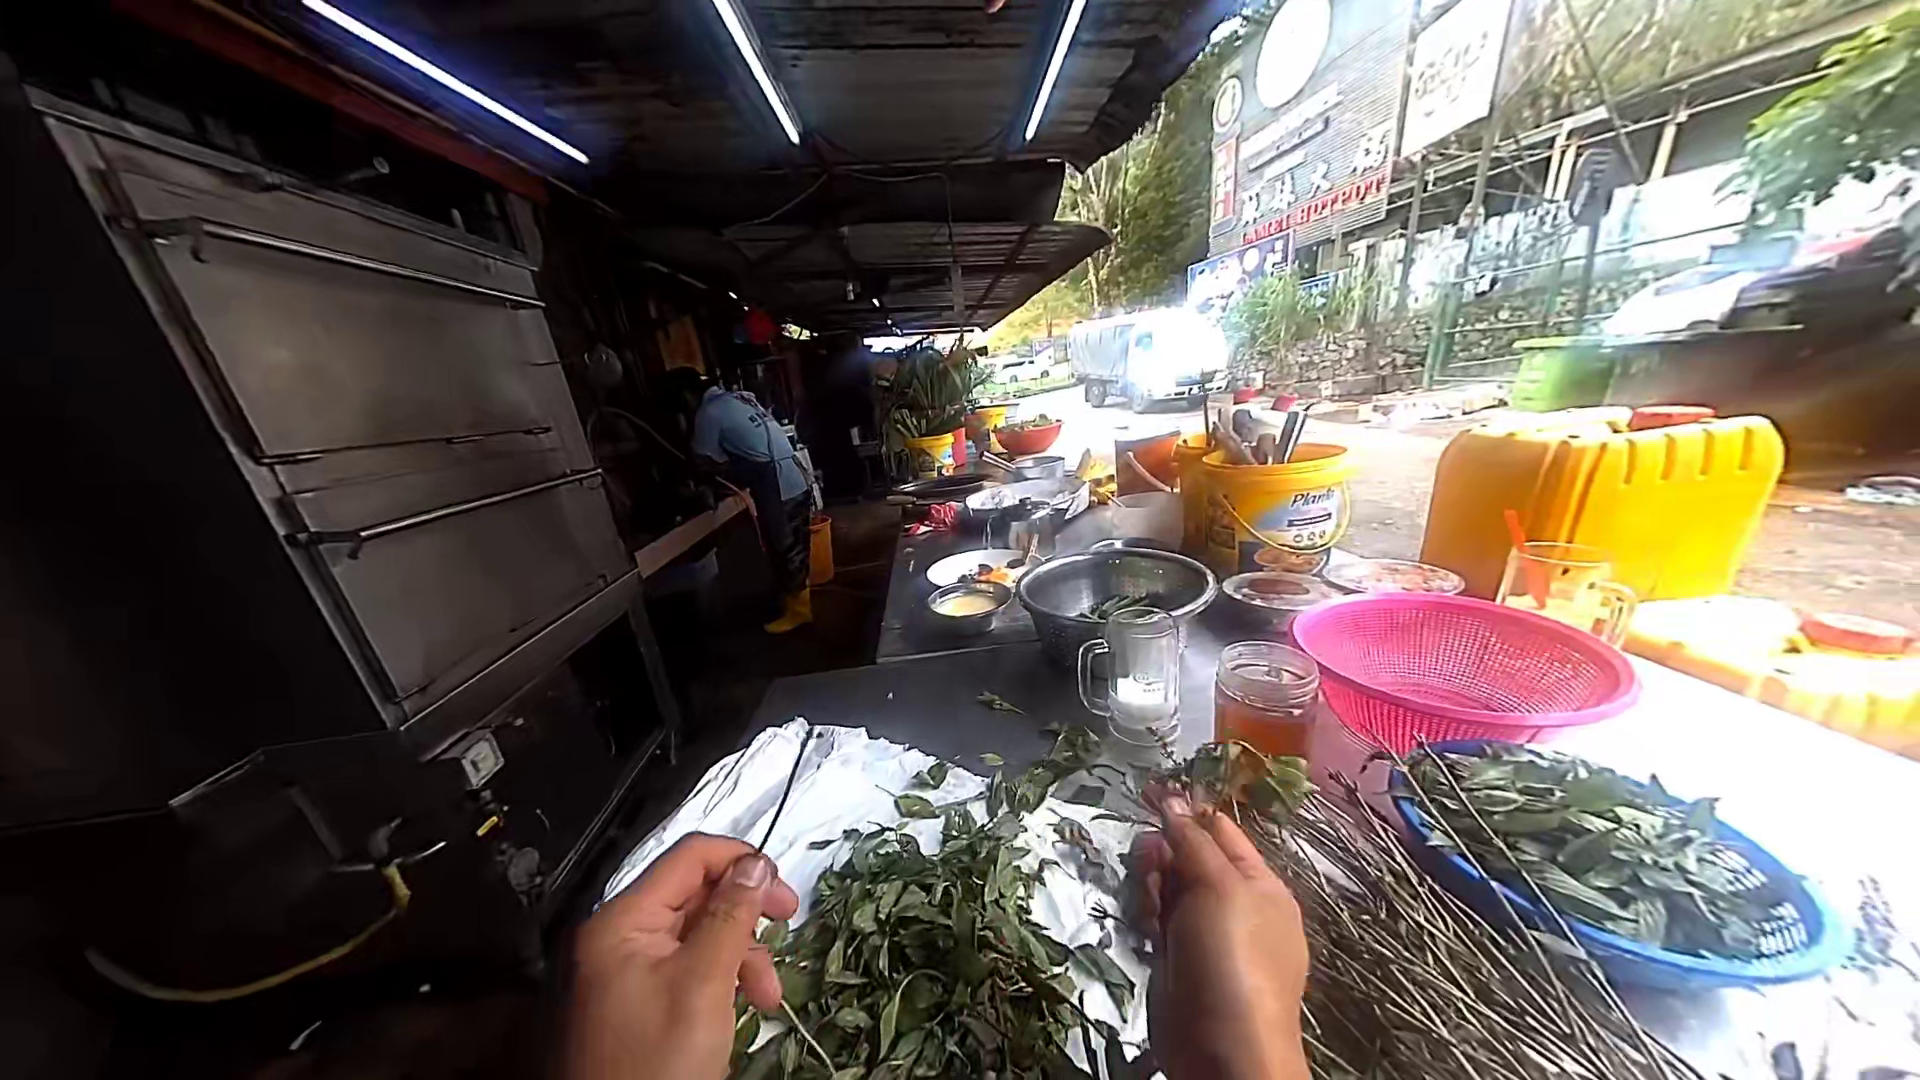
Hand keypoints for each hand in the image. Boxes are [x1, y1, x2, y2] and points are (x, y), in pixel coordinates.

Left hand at [567, 833, 799, 1079]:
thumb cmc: (655, 1068)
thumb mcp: (704, 982)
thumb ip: (732, 913)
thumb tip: (756, 863)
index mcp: (623, 922)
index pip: (690, 857)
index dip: (739, 859)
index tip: (779, 884)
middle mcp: (622, 936)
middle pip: (698, 892)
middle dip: (747, 910)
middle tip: (787, 917)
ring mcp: (630, 970)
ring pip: (702, 929)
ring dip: (744, 950)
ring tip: (768, 989)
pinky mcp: (642, 999)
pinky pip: (693, 963)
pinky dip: (727, 975)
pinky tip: (749, 1002)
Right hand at [1129, 793, 1310, 1079]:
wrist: (1222, 1051)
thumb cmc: (1232, 956)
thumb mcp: (1219, 886)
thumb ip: (1192, 838)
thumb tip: (1172, 797)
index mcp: (1258, 884)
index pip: (1218, 829)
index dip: (1185, 809)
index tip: (1148, 794)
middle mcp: (1233, 902)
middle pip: (1187, 853)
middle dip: (1164, 852)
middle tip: (1150, 862)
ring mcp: (1205, 930)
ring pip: (1168, 883)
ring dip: (1153, 884)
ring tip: (1152, 905)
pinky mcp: (1178, 953)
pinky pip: (1158, 915)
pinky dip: (1149, 914)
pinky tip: (1148, 928)